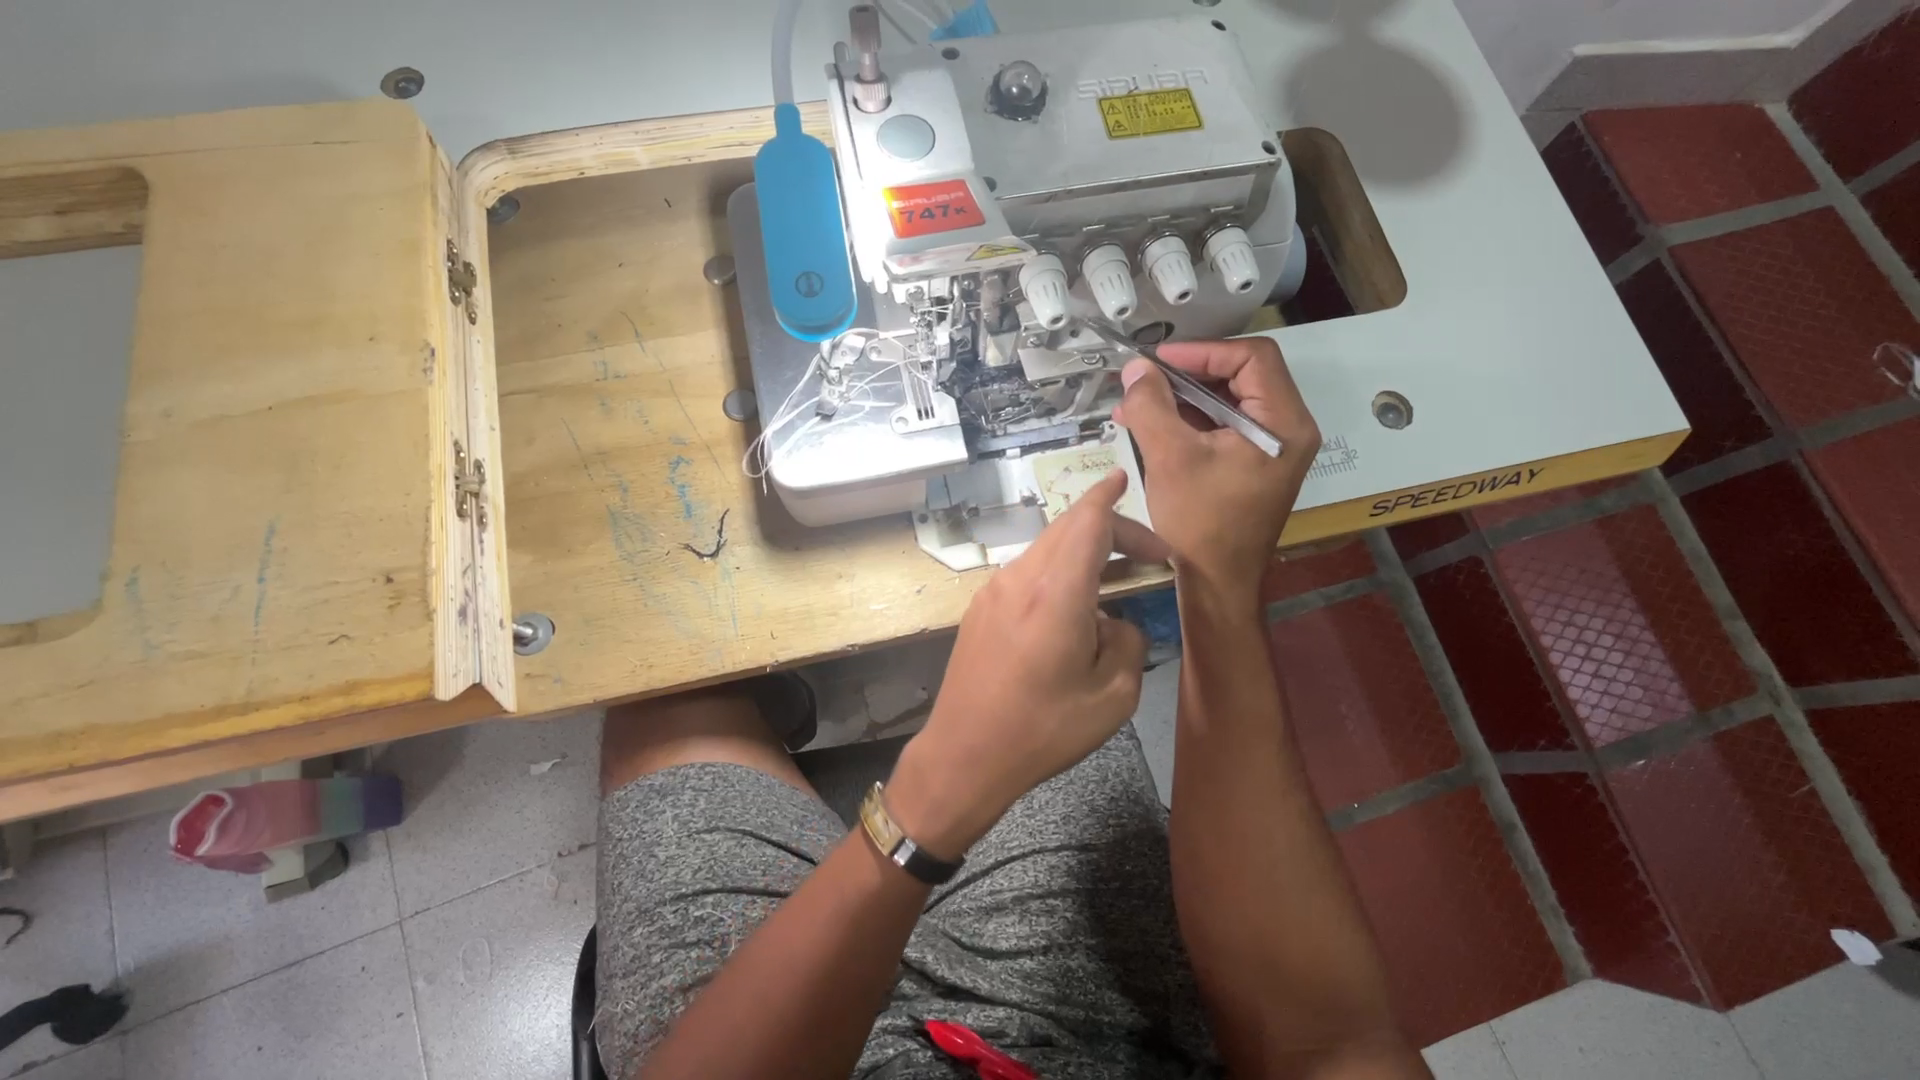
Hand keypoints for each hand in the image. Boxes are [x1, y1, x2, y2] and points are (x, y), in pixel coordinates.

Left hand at [886, 471, 1153, 859]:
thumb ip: (1127, 642)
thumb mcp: (1113, 696)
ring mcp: (993, 592)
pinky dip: (1057, 572)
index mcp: (1056, 593)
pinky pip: (1026, 574)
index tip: (1126, 480)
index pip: (1087, 521)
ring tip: (1114, 582)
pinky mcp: (980, 610)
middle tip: (1146, 555)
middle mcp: (1019, 579)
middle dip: (1110, 529)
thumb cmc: (1043, 730)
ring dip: (1082, 553)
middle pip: (1067, 528)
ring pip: (1045, 550)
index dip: (1110, 497)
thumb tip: (1114, 622)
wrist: (965, 755)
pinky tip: (1073, 606)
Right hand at [1112, 337, 1320, 596]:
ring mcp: (1273, 448)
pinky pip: (1224, 427)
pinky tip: (1150, 425)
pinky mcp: (1255, 464)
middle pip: (1241, 376)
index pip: (1251, 358)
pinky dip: (1190, 421)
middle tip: (1145, 379)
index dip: (1202, 351)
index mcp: (1283, 423)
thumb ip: (1151, 405)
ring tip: (1137, 402)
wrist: (1217, 582)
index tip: (1158, 361)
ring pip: (1228, 401)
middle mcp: (1288, 429)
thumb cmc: (1201, 521)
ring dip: (1183, 398)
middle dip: (1188, 374)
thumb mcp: (1170, 457)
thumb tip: (1134, 369)